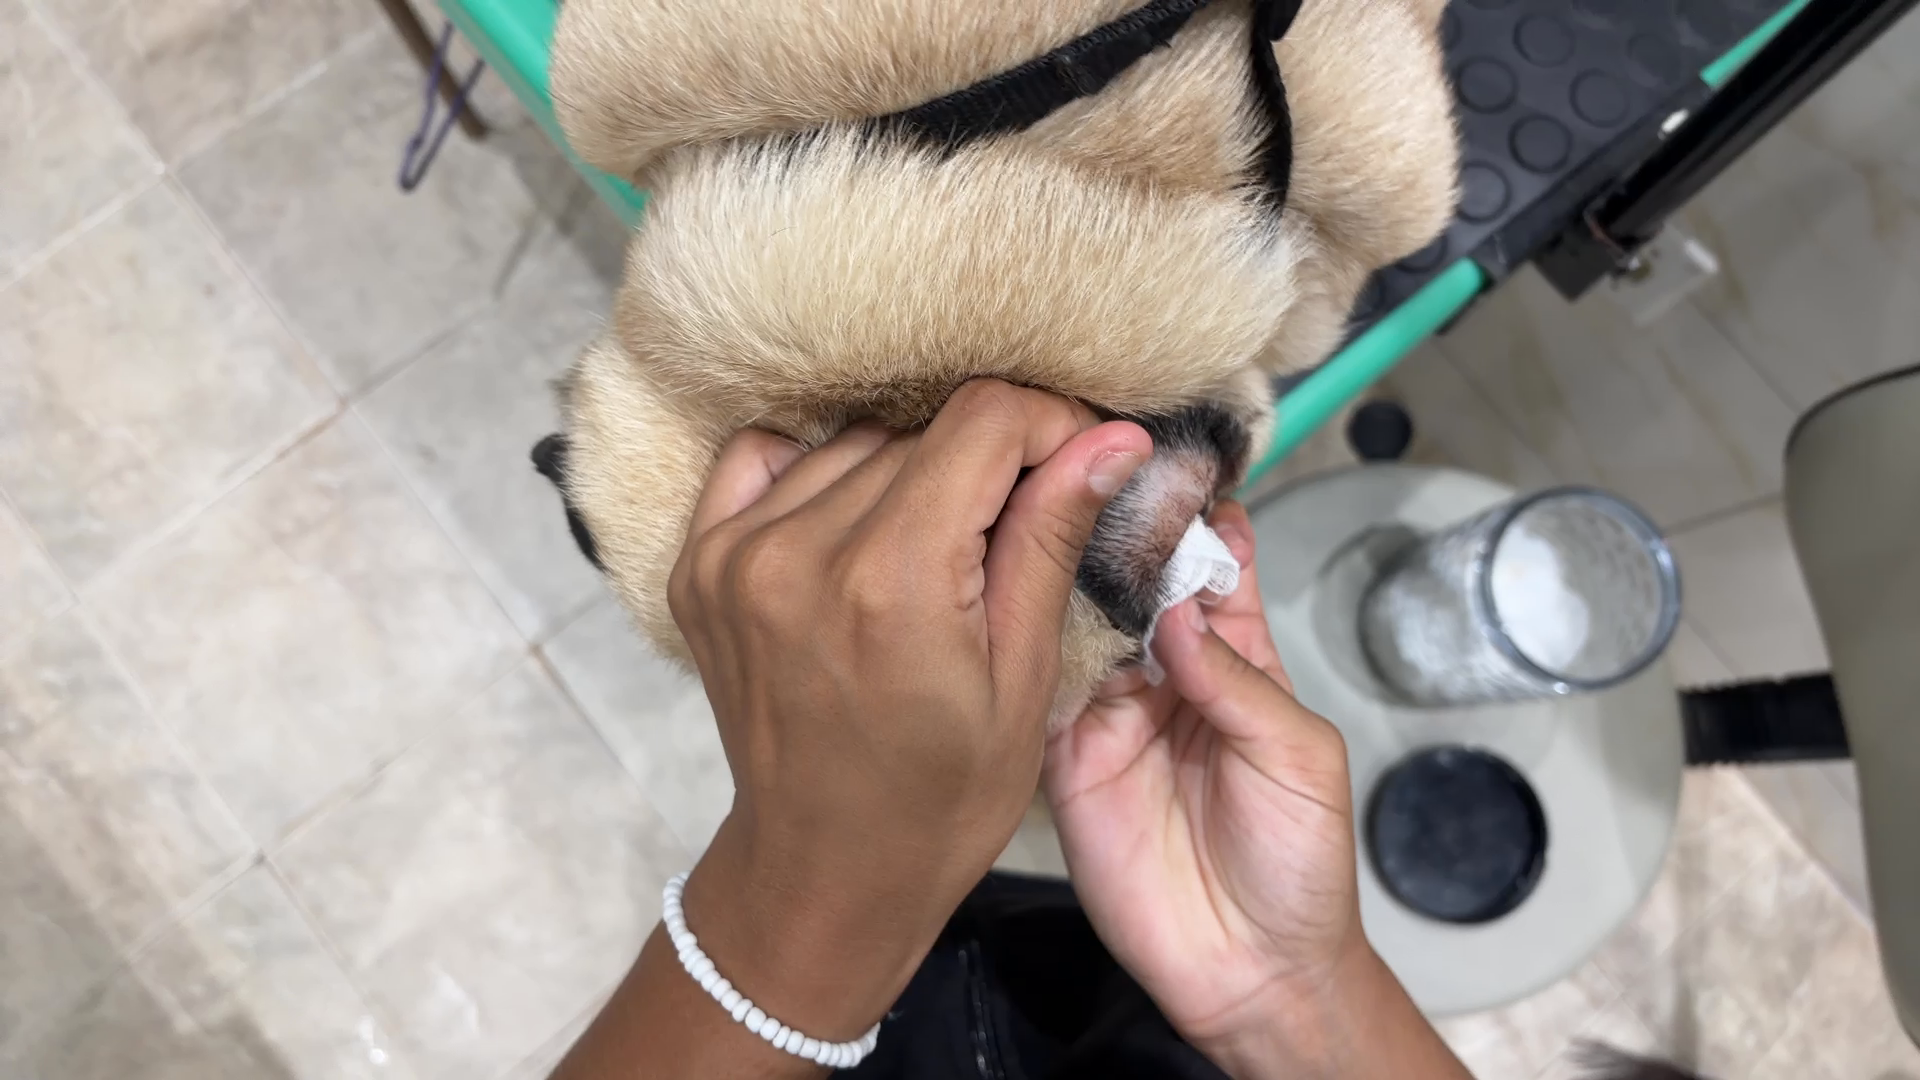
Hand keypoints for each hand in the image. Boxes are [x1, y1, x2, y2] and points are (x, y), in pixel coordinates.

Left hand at [665, 382, 1150, 1058]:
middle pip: (922, 433)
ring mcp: (733, 553)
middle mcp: (798, 550)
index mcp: (892, 581)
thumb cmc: (941, 796)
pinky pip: (768, 458)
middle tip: (1010, 526)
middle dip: (988, 463)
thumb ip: (1052, 538)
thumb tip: (1113, 442)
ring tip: (934, 545)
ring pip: (855, 444)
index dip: (1048, 424)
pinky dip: (822, 470)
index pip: (982, 421)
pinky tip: (852, 523)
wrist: (822, 869)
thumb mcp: (1023, 677)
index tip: (1075, 459)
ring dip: (911, 473)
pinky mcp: (698, 562)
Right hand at [1046, 501, 1467, 1078]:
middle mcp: (1164, 669)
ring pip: (1084, 623)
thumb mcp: (1298, 758)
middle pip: (1138, 584)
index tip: (1173, 461)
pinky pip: (1045, 687)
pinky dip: (1030, 645)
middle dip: (1122, 532)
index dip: (1199, 518)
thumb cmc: (1298, 859)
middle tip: (1090, 469)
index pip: (1212, 569)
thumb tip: (1176, 615)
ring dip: (1069, 574)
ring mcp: (1111, 705)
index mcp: (1233, 658)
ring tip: (1044, 512)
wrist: (1243, 967)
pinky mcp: (1067, 748)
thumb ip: (1239, 683)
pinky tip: (1012, 595)